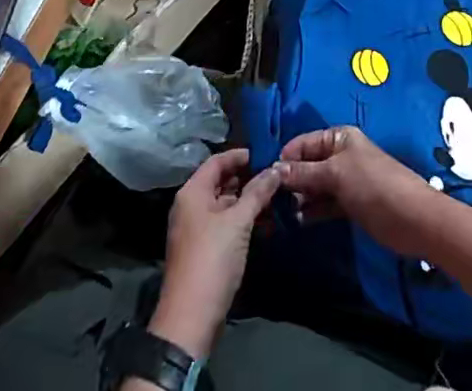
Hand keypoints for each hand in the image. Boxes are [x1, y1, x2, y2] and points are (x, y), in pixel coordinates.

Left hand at [152, 149, 280, 358]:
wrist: (191, 316)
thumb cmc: (212, 259)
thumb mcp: (238, 222)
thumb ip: (258, 192)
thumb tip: (276, 168)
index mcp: (193, 192)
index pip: (218, 160)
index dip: (243, 155)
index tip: (270, 155)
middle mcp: (192, 205)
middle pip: (223, 181)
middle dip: (250, 178)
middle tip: (279, 177)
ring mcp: (198, 227)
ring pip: (227, 204)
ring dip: (251, 200)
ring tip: (280, 198)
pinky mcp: (206, 248)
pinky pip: (227, 224)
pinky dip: (246, 220)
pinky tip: (268, 222)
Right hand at [277, 126, 442, 257]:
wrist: (414, 219)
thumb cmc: (373, 186)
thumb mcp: (335, 174)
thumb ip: (303, 172)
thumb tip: (273, 169)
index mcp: (339, 138)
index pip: (302, 143)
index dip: (284, 158)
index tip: (263, 178)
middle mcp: (340, 155)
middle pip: (306, 164)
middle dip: (289, 179)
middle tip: (268, 200)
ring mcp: (346, 181)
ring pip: (314, 186)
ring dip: (299, 197)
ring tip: (279, 213)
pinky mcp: (350, 204)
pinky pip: (324, 203)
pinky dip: (312, 210)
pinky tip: (297, 221)